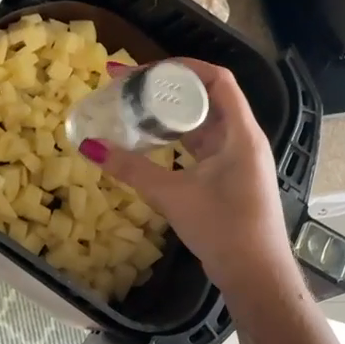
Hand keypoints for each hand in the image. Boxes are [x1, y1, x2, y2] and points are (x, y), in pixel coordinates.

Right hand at [79, 59, 297, 298]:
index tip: (145, 69)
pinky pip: (199, 143)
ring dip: (169, 112)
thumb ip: (131, 168)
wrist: (256, 275)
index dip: (182, 68)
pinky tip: (149, 140)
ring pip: (201, 121)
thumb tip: (89, 146)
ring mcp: (236, 158)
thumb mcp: (172, 195)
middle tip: (129, 85)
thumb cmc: (223, 229)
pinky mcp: (228, 176)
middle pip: (206, 97)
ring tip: (133, 106)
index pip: (217, 80)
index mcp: (240, 134)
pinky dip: (175, 136)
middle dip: (166, 88)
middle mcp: (242, 139)